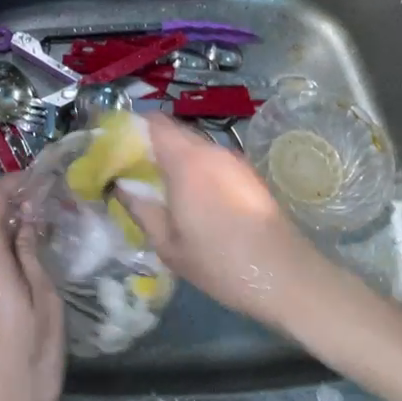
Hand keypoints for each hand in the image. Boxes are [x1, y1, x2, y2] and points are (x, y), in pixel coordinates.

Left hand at [0, 175, 64, 400]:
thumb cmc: (22, 372)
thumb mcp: (45, 312)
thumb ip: (33, 258)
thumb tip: (28, 220)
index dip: (12, 183)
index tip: (38, 181)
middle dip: (13, 220)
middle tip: (48, 227)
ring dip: (2, 247)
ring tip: (37, 262)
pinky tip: (14, 290)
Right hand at [115, 116, 324, 328]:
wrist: (288, 278)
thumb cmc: (221, 262)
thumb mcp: (168, 244)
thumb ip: (140, 208)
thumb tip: (120, 186)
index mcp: (186, 160)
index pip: (152, 122)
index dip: (129, 129)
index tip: (113, 150)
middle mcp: (211, 150)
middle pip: (172, 131)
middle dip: (148, 146)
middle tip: (132, 174)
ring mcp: (234, 160)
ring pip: (193, 146)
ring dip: (173, 159)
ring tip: (160, 190)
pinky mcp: (249, 175)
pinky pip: (212, 160)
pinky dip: (195, 170)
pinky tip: (192, 201)